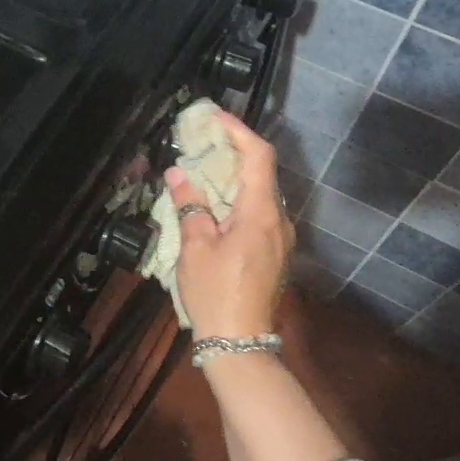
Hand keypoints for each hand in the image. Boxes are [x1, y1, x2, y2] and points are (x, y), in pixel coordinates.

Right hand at [165, 110, 294, 341]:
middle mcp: (279, 220)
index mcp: (262, 213)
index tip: (214, 117)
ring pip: (261, 195)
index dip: (238, 131)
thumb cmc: (216, 293)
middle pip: (263, 173)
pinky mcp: (274, 254)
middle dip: (234, 151)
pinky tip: (215, 204)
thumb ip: (190, 207)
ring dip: (235, 177)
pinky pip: (259, 214)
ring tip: (204, 169)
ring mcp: (280, 239)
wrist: (240, 343)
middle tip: (203, 140)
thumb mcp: (195, 247)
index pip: (258, 156)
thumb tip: (179, 175)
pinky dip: (238, 199)